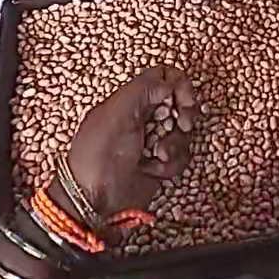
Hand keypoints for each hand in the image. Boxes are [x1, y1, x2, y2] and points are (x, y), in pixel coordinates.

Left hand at [65, 66, 198, 219]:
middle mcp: (142, 117)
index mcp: (130, 99)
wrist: (94, 202)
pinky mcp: (159, 163)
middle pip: (179, 103)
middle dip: (184, 114)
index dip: (179, 84)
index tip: (184, 100)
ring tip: (158, 155)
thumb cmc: (98, 155)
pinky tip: (154, 169)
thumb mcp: (117, 113)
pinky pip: (180, 156)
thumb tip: (171, 83)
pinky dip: (171, 163)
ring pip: (182, 131)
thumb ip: (144, 89)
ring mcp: (152, 140)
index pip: (162, 77)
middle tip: (182, 124)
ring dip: (175, 143)